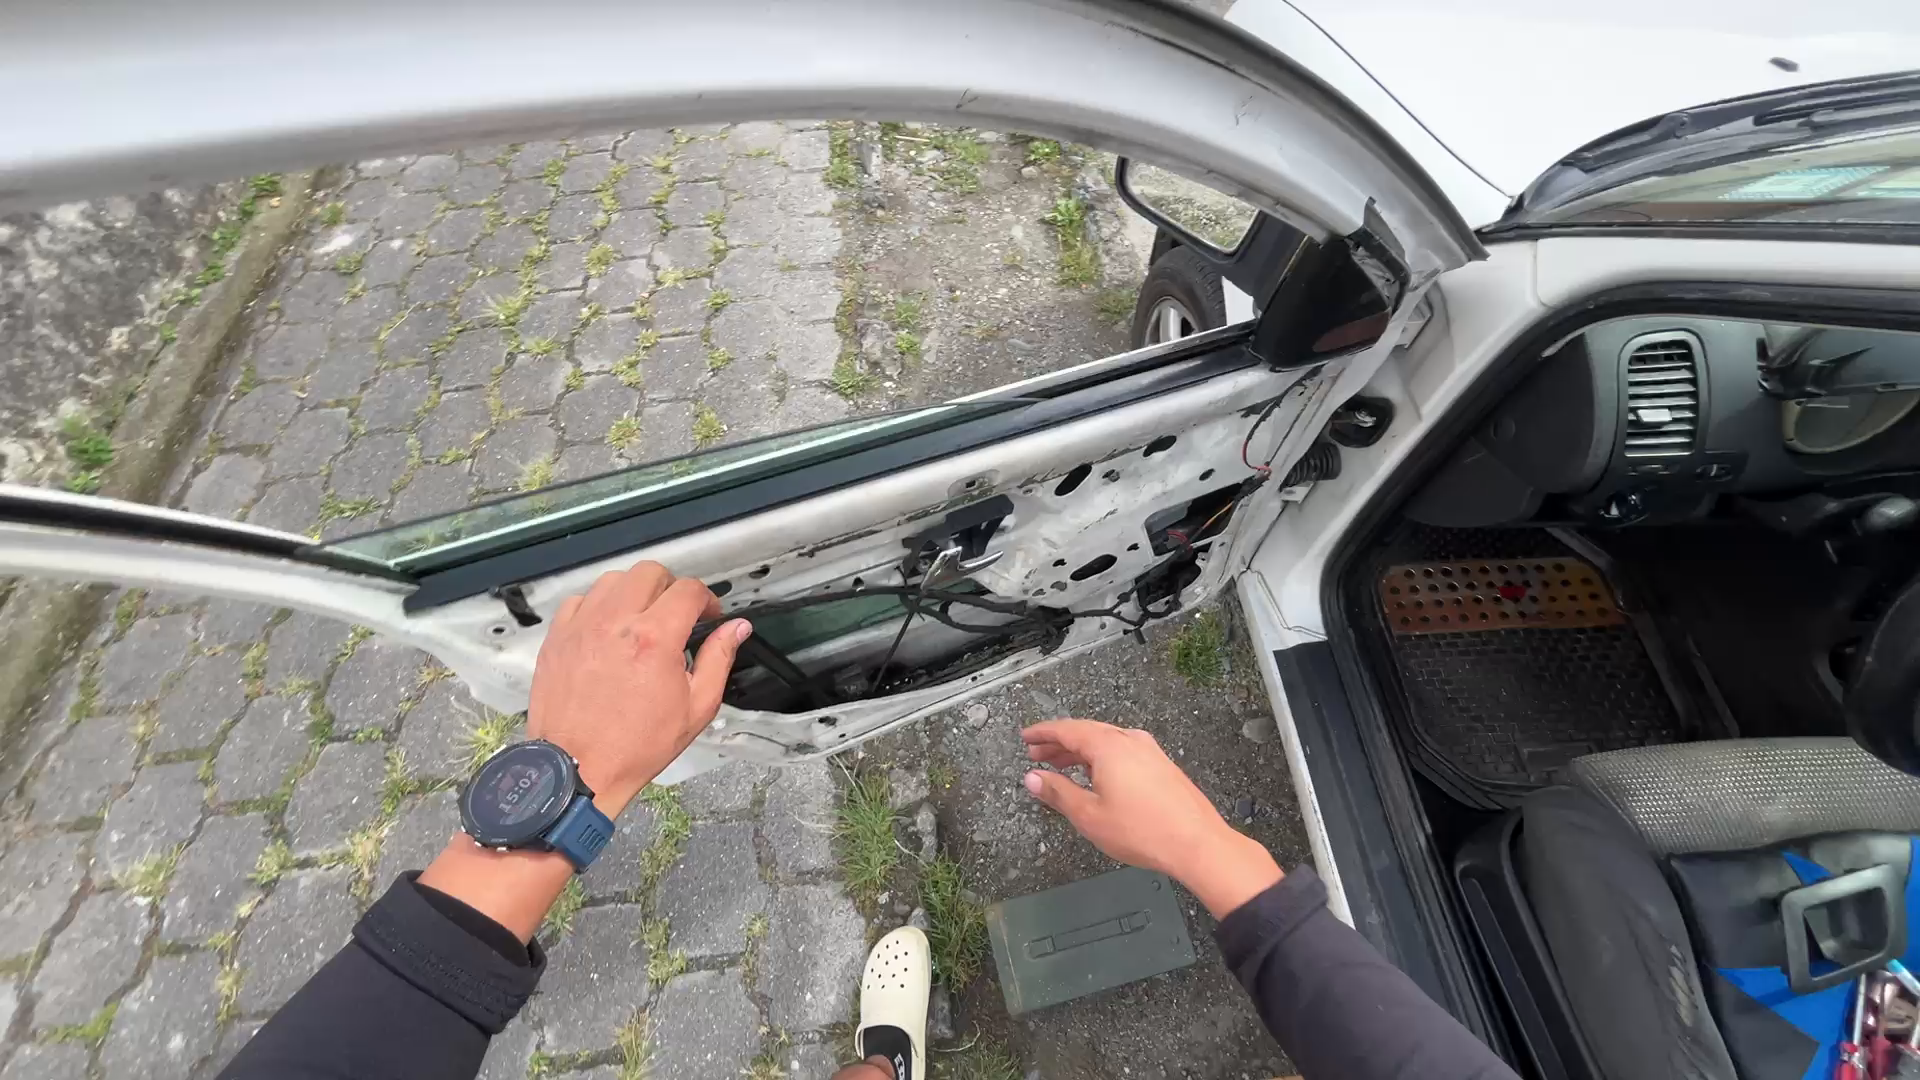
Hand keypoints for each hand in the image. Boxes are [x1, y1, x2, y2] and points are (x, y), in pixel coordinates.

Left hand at [526, 561, 751, 813]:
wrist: (578, 771)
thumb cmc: (639, 744)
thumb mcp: (697, 706)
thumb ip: (719, 658)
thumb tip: (737, 628)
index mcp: (655, 639)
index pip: (689, 590)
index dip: (707, 599)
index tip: (708, 616)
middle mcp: (617, 623)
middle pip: (650, 573)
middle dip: (672, 588)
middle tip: (677, 614)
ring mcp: (582, 627)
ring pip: (614, 580)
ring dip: (635, 592)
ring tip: (642, 619)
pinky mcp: (558, 638)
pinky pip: (581, 600)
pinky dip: (600, 605)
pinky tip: (609, 629)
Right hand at [1021, 718, 1282, 917]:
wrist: (1198, 844)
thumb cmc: (1142, 831)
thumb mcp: (1089, 815)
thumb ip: (1058, 792)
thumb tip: (1033, 778)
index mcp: (1108, 745)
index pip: (1066, 729)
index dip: (1042, 733)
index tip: (1026, 737)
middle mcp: (1129, 739)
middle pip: (1085, 732)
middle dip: (1058, 742)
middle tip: (1037, 754)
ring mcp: (1148, 750)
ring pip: (1105, 741)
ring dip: (1079, 751)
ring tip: (1060, 765)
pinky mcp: (1161, 764)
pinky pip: (1122, 751)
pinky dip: (1100, 757)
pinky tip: (1096, 775)